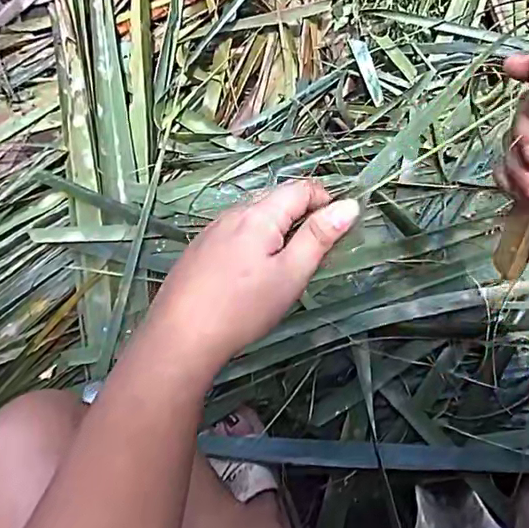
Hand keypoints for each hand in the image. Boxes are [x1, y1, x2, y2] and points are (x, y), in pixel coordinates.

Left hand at [146, 180, 358, 363]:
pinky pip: (236, 233)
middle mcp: (233, 214)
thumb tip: (349, 205)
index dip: (326, 201)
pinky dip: (255, 242)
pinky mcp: (199, 250)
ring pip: (255, 217)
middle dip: (303, 216)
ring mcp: (212, 231)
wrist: (180, 338)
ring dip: (279, 230)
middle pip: (277, 200)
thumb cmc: (243, 308)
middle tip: (317, 252)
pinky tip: (252, 275)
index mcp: (259, 215)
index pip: (301, 188)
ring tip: (286, 266)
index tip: (338, 229)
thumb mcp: (291, 274)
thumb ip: (319, 237)